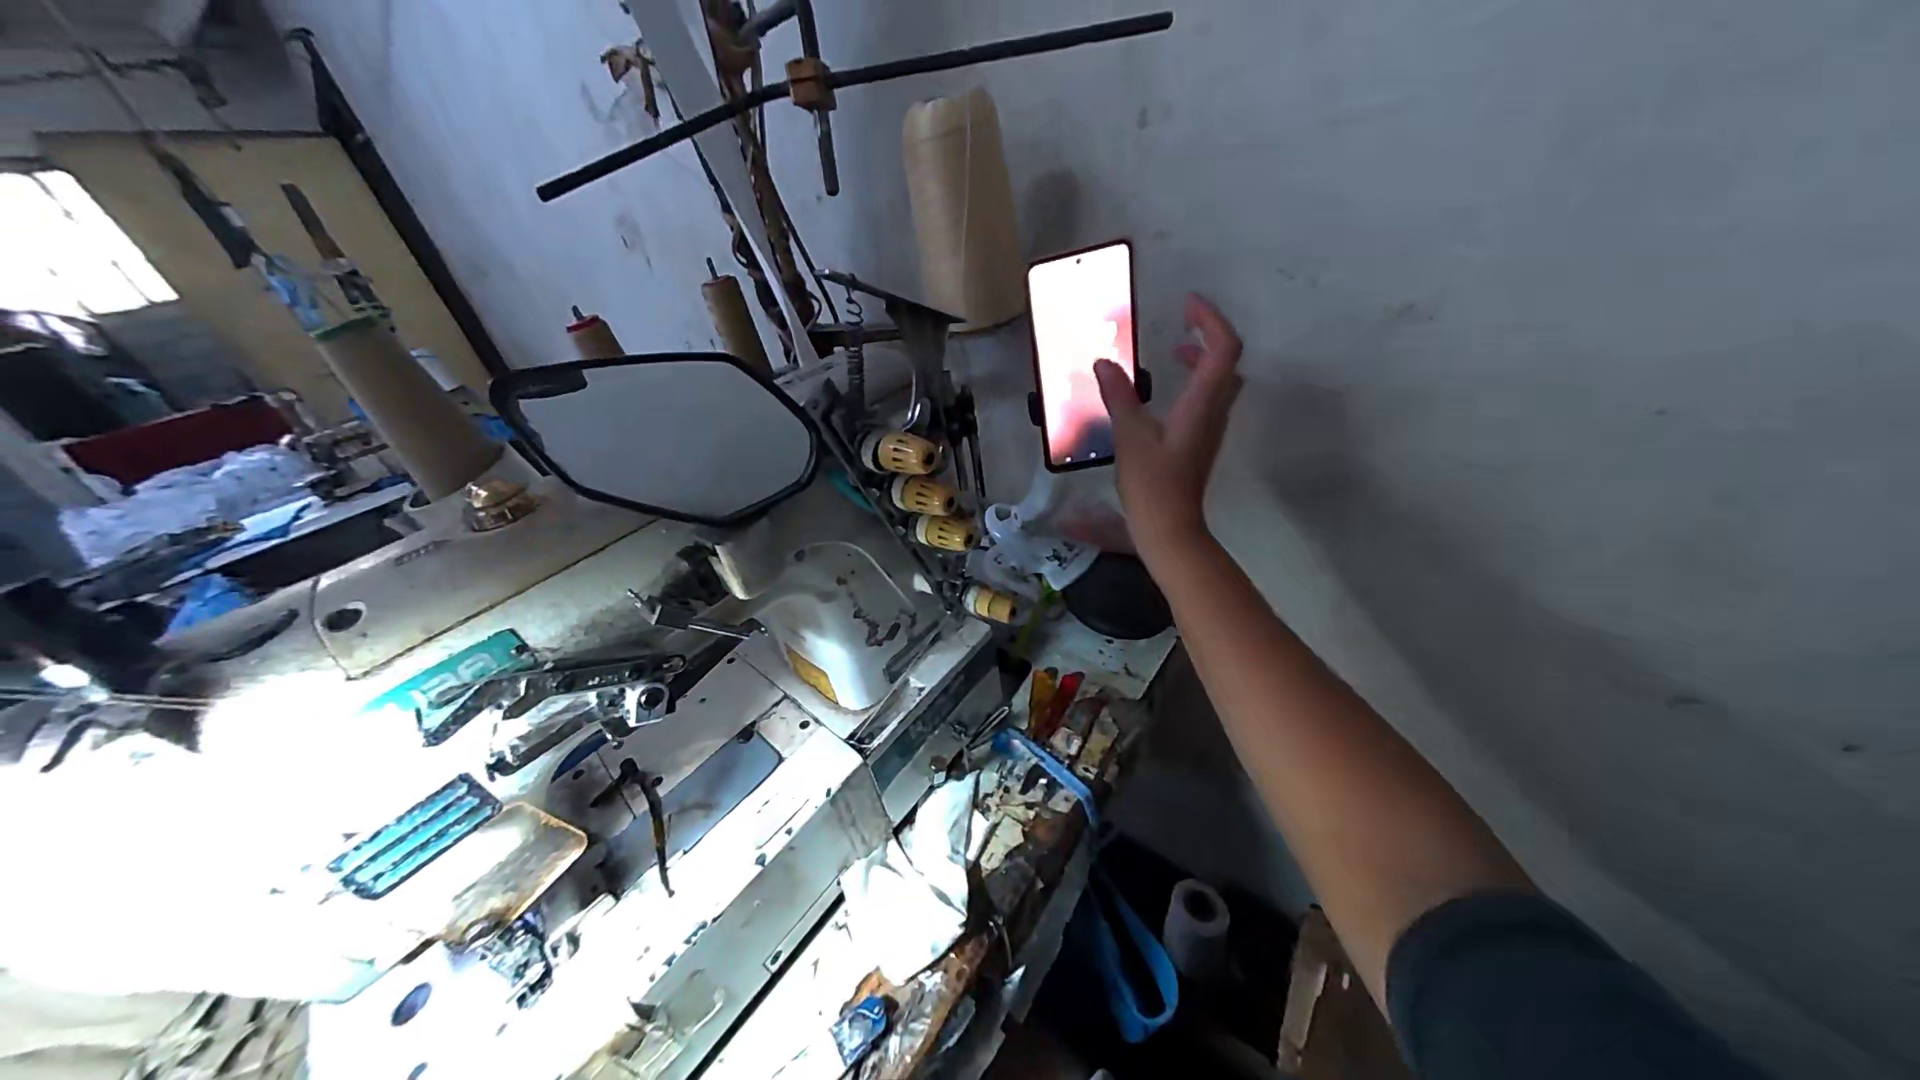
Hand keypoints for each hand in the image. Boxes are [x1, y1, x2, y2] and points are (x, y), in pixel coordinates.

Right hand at [1094, 292, 1244, 557]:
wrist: (1170, 528)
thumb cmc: (1153, 484)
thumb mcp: (1130, 436)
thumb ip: (1119, 396)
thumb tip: (1104, 363)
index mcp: (1202, 404)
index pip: (1223, 349)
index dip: (1210, 320)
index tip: (1187, 303)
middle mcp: (1215, 411)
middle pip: (1227, 361)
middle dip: (1207, 335)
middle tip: (1181, 324)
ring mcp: (1210, 428)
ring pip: (1220, 382)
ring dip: (1202, 359)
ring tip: (1173, 352)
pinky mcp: (1200, 442)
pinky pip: (1208, 399)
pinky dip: (1194, 382)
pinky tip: (1163, 393)